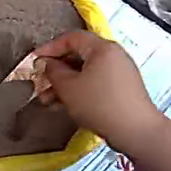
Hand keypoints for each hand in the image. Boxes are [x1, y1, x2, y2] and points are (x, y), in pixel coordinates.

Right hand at [32, 31, 168, 154]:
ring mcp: (119, 72)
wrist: (135, 131)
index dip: (50, 48)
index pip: (71, 38)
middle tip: (39, 84)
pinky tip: (63, 106)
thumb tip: (46, 63)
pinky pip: (95, 83)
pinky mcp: (122, 89)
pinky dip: (78, 91)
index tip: (34, 61)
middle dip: (56, 71)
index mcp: (102, 48)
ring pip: (85, 72)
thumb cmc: (99, 104)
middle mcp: (113, 55)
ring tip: (46, 101)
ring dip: (64, 84)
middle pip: (78, 56)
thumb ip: (53, 71)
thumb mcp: (69, 87)